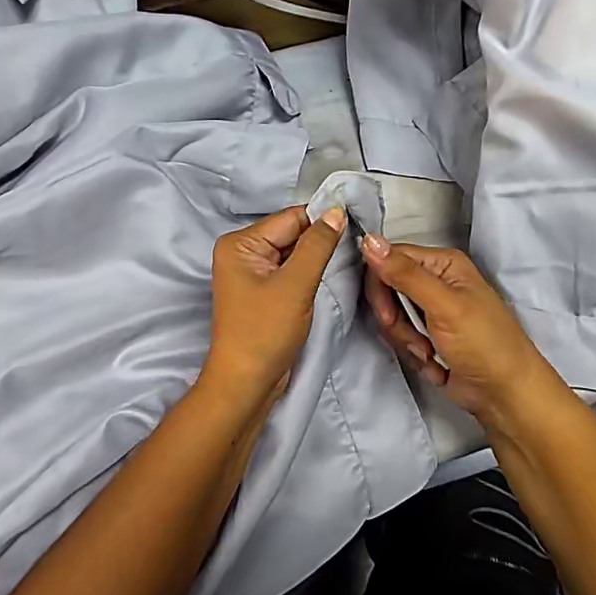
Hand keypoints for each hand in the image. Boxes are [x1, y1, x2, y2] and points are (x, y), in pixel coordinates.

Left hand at [205, 205, 346, 398]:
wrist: (247, 383)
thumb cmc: (264, 334)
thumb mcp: (295, 285)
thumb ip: (317, 246)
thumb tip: (335, 211)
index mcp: (239, 243)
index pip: (290, 218)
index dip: (322, 222)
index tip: (356, 226)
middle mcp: (241, 252)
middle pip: (291, 233)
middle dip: (319, 242)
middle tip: (353, 250)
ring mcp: (250, 272)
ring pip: (294, 252)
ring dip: (315, 259)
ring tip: (340, 266)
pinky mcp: (262, 290)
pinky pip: (290, 270)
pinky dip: (307, 274)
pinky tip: (323, 280)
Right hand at [360, 237, 565, 438]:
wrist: (507, 395)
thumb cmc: (485, 346)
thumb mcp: (444, 306)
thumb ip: (405, 274)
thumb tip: (369, 240)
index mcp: (442, 263)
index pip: (388, 259)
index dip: (381, 286)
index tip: (388, 316)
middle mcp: (435, 279)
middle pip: (386, 289)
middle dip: (396, 321)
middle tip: (416, 341)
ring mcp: (430, 307)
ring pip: (390, 316)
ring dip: (406, 341)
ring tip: (431, 355)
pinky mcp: (427, 332)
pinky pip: (399, 335)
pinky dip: (413, 353)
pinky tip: (436, 364)